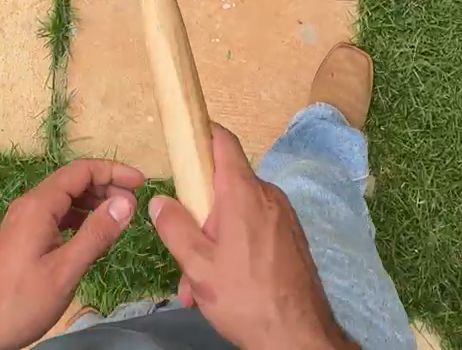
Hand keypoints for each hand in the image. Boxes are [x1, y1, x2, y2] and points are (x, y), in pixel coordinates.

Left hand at [0, 158, 142, 349]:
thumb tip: (125, 201)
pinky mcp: (21, 237)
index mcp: (38, 204)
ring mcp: (23, 220)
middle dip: (105, 185)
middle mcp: (29, 204)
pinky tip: (90, 233)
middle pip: (72, 181)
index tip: (140, 182)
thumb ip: (95, 234)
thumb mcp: (65, 271)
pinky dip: (77, 217)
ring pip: (63, 198)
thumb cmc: (20, 301)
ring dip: (92, 201)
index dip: (112, 171)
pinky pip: (54, 215)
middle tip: (134, 203)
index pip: (81, 171)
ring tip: (118, 217)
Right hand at [148, 125, 354, 349]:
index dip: (201, 133)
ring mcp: (283, 216)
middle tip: (184, 250)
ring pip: (238, 212)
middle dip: (199, 213)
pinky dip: (237, 247)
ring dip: (215, 239)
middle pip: (224, 183)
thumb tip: (160, 201)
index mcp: (243, 192)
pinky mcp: (292, 238)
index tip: (182, 143)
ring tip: (200, 284)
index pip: (223, 140)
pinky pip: (256, 229)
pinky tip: (225, 285)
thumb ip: (174, 228)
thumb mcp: (198, 266)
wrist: (302, 341)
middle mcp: (267, 195)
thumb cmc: (247, 298)